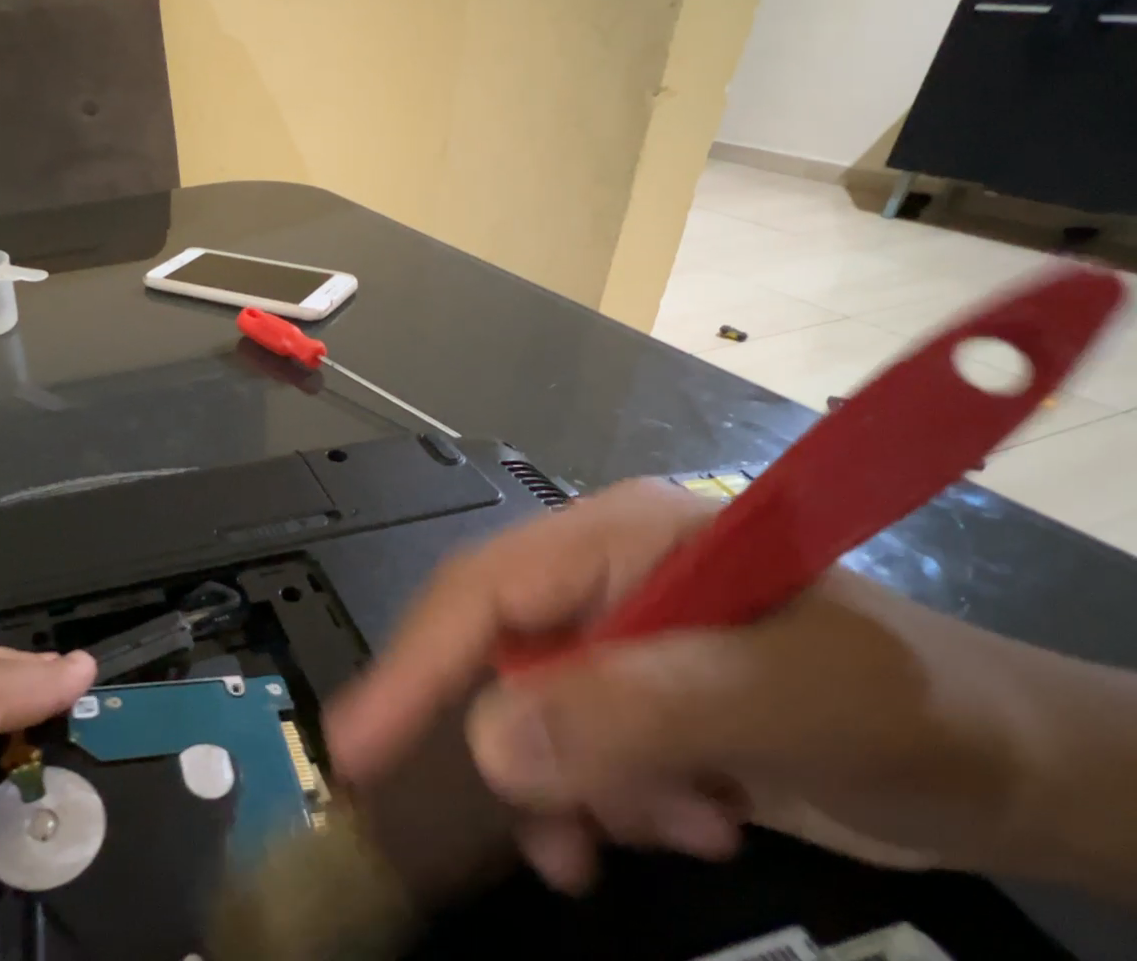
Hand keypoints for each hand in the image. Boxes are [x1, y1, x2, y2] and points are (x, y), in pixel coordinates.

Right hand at [328, 479, 1047, 893]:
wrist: (1015, 770)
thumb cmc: (919, 708)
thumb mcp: (793, 700)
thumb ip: (646, 709)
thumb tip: (493, 746)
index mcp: (620, 537)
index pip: (480, 592)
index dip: (410, 667)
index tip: (356, 748)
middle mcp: (599, 580)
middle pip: (492, 661)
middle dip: (520, 753)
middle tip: (557, 833)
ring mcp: (612, 641)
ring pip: (525, 722)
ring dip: (580, 792)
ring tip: (666, 826)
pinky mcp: (630, 699)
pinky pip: (566, 756)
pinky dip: (604, 806)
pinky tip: (684, 821)